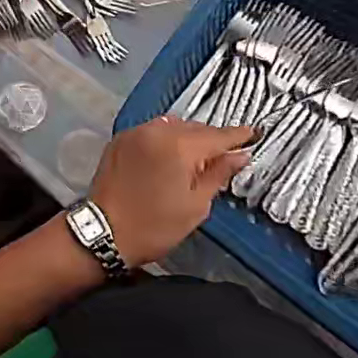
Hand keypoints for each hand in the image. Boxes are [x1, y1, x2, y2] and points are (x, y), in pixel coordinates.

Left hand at [89, 117, 253, 267]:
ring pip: (171, 126)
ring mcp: (134, 132)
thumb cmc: (155, 225)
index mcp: (178, 145)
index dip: (237, 136)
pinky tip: (169, 155)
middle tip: (225, 154)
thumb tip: (240, 155)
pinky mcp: (119, 139)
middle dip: (211, 139)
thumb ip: (218, 174)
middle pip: (193, 127)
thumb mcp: (195, 205)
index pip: (216, 135)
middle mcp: (155, 130)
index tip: (254, 133)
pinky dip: (164, 138)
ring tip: (197, 157)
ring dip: (187, 137)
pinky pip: (150, 131)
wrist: (104, 232)